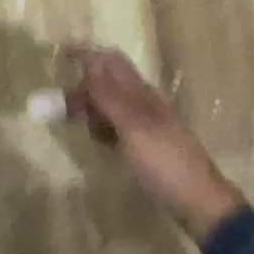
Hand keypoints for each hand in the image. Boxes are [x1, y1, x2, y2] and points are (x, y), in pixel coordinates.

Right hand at [65, 46, 247, 242]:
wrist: (199, 200)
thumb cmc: (166, 163)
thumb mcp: (134, 128)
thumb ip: (110, 97)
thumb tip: (89, 62)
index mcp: (142, 94)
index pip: (111, 62)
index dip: (86, 53)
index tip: (58, 52)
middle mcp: (144, 103)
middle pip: (109, 82)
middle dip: (82, 84)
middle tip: (55, 100)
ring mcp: (146, 125)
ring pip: (111, 105)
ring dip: (89, 105)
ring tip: (67, 118)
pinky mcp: (145, 146)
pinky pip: (116, 127)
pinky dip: (101, 126)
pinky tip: (93, 138)